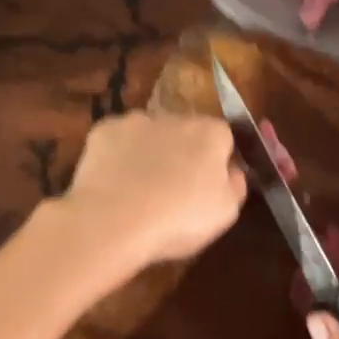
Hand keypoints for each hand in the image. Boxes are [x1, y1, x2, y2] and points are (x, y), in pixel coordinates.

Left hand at [61, 112, 246, 264]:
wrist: (113, 221)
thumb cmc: (178, 219)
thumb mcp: (225, 213)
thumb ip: (235, 185)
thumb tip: (233, 171)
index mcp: (210, 133)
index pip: (222, 137)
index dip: (217, 161)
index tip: (207, 186)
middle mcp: (174, 117)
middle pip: (184, 132)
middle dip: (181, 153)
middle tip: (172, 190)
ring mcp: (135, 121)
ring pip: (148, 134)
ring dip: (148, 152)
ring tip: (138, 190)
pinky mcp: (103, 130)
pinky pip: (116, 141)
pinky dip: (117, 156)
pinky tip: (112, 183)